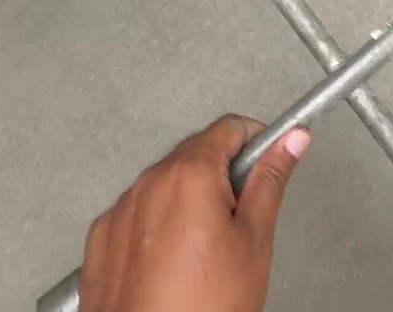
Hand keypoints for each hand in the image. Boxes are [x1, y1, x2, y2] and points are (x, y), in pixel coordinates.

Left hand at [79, 114, 309, 311]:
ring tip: (205, 254)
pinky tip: (171, 265)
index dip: (256, 143)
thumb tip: (292, 139)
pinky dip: (156, 226)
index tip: (267, 165)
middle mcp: (149, 182)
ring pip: (166, 183)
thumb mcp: (255, 241)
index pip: (231, 127)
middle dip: (223, 175)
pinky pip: (137, 213)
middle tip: (240, 222)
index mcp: (190, 174)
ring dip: (189, 200)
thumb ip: (272, 179)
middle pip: (197, 152)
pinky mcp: (100, 240)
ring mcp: (120, 211)